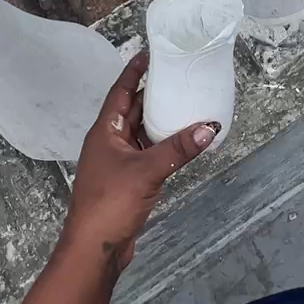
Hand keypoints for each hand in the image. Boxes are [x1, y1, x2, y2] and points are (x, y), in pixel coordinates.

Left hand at [62, 53, 219, 267]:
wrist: (94, 251)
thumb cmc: (110, 203)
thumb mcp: (146, 171)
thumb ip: (178, 149)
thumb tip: (209, 127)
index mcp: (105, 131)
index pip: (120, 91)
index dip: (133, 71)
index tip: (150, 53)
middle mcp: (109, 142)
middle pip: (132, 109)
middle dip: (151, 93)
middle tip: (177, 76)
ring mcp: (117, 162)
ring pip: (140, 132)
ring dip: (159, 120)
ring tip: (185, 103)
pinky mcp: (127, 180)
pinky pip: (147, 152)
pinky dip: (162, 144)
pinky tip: (181, 142)